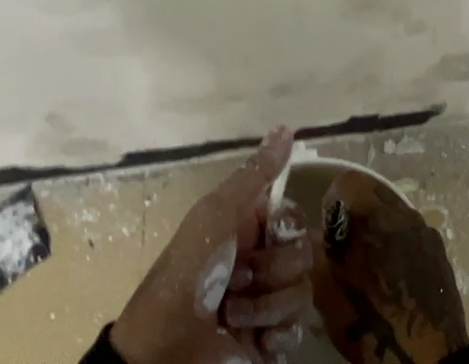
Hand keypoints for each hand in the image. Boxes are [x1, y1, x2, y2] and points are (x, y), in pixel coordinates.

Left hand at [112, 128, 313, 363]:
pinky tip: (253, 341)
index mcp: (249, 228)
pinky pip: (298, 331)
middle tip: (238, 280)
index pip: (295, 217)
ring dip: (266, 306)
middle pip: (305, 255)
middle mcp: (262, 261)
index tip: (270, 233)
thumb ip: (255, 175)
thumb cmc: (187, 274)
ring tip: (233, 315)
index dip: (286, 228)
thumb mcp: (216, 214)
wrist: (164, 351)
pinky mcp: (271, 341)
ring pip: (303, 293)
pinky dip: (274, 336)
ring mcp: (268, 303)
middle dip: (272, 271)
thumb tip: (287, 127)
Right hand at [313, 170, 468, 363]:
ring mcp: (426, 231)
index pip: (348, 180)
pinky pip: (413, 234)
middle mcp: (404, 213)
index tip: (326, 224)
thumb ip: (316, 251)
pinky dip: (399, 244)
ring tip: (370, 261)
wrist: (424, 354)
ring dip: (380, 226)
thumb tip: (313, 234)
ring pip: (396, 212)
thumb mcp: (326, 289)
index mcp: (373, 215)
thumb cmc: (369, 319)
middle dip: (357, 210)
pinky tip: (392, 275)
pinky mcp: (441, 252)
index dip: (332, 198)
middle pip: (374, 192)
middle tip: (345, 242)